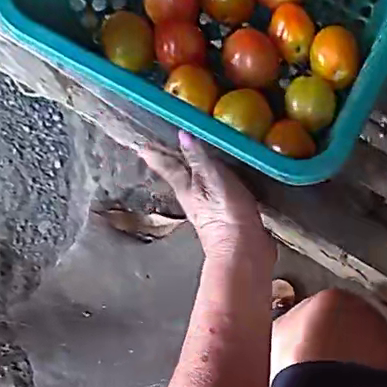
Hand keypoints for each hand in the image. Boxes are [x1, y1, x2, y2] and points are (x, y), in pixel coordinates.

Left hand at [136, 131, 272, 262]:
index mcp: (186, 188)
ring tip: (198, 158)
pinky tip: (228, 179)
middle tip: (168, 148)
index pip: (168, 167)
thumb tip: (183, 135)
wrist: (244, 251)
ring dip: (198, 172)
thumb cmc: (225, 215)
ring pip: (201, 184)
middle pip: (181, 176)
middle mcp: (195, 198)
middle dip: (175, 162)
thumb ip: (199, 158)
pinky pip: (222, 192)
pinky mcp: (231, 215)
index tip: (143, 147)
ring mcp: (212, 208)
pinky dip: (221, 183)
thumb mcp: (212, 179)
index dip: (156, 156)